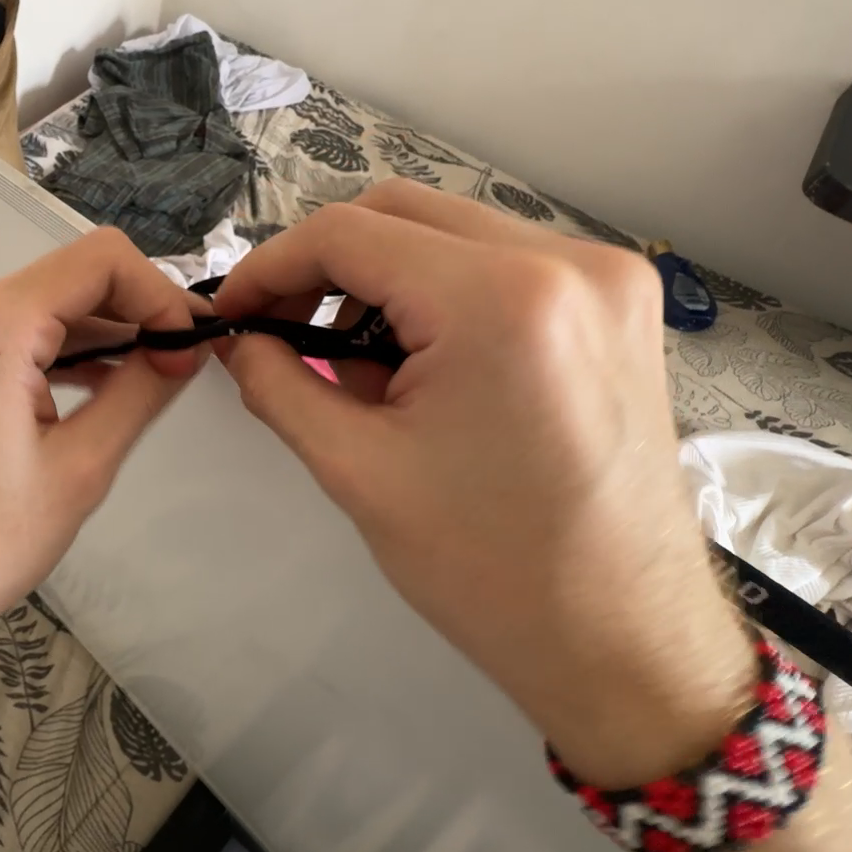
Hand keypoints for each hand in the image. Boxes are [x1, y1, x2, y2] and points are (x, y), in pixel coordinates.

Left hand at [0, 228, 199, 716]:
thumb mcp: (81, 467)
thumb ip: (141, 391)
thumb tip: (184, 348)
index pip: (99, 260)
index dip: (158, 293)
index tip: (186, 346)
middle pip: (71, 278)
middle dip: (134, 313)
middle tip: (180, 364)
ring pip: (43, 305)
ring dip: (101, 334)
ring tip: (150, 380)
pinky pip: (12, 333)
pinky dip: (60, 351)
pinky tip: (100, 385)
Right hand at [213, 180, 753, 787]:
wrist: (622, 639)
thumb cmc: (484, 566)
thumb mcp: (352, 467)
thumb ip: (275, 381)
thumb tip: (237, 338)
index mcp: (501, 300)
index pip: (346, 234)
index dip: (267, 267)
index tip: (230, 313)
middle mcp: (566, 260)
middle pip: (396, 212)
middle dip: (317, 265)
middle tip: (273, 328)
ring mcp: (603, 277)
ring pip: (443, 230)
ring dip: (371, 277)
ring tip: (338, 354)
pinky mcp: (613, 304)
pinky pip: (491, 261)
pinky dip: (427, 291)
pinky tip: (405, 357)